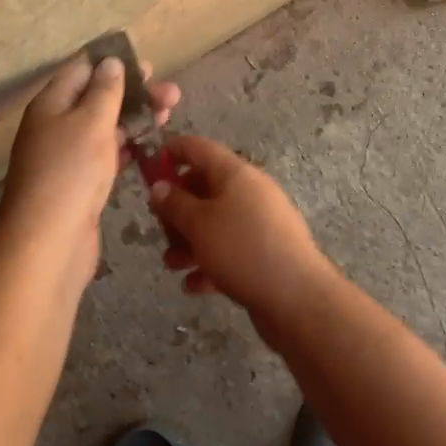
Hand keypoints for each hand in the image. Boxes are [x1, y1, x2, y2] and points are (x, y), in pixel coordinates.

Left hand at [0, 55, 179, 275]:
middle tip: (170, 93)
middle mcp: (56, 125)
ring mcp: (67, 156)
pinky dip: (128, 147)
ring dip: (135, 119)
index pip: (81, 69)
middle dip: (133, 93)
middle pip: (97, 98)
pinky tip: (152, 146)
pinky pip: (106, 155)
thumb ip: (104, 91)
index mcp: (51, 103)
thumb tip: (110, 62)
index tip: (147, 65)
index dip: (113, 62)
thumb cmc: (69, 172)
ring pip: (104, 127)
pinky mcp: (80, 184)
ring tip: (169, 114)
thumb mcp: (90, 122)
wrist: (48, 243)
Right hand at [146, 136, 333, 322]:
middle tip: (159, 229)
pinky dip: (210, 263)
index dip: (171, 152)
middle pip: (205, 188)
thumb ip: (174, 203)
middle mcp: (250, 191)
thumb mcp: (198, 224)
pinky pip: (231, 250)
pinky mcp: (266, 253)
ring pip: (216, 222)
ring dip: (190, 240)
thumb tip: (159, 186)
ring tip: (172, 264)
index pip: (198, 148)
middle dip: (178, 208)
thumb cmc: (242, 249)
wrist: (297, 298)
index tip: (148, 169)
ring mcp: (261, 223)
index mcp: (235, 173)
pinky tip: (193, 285)